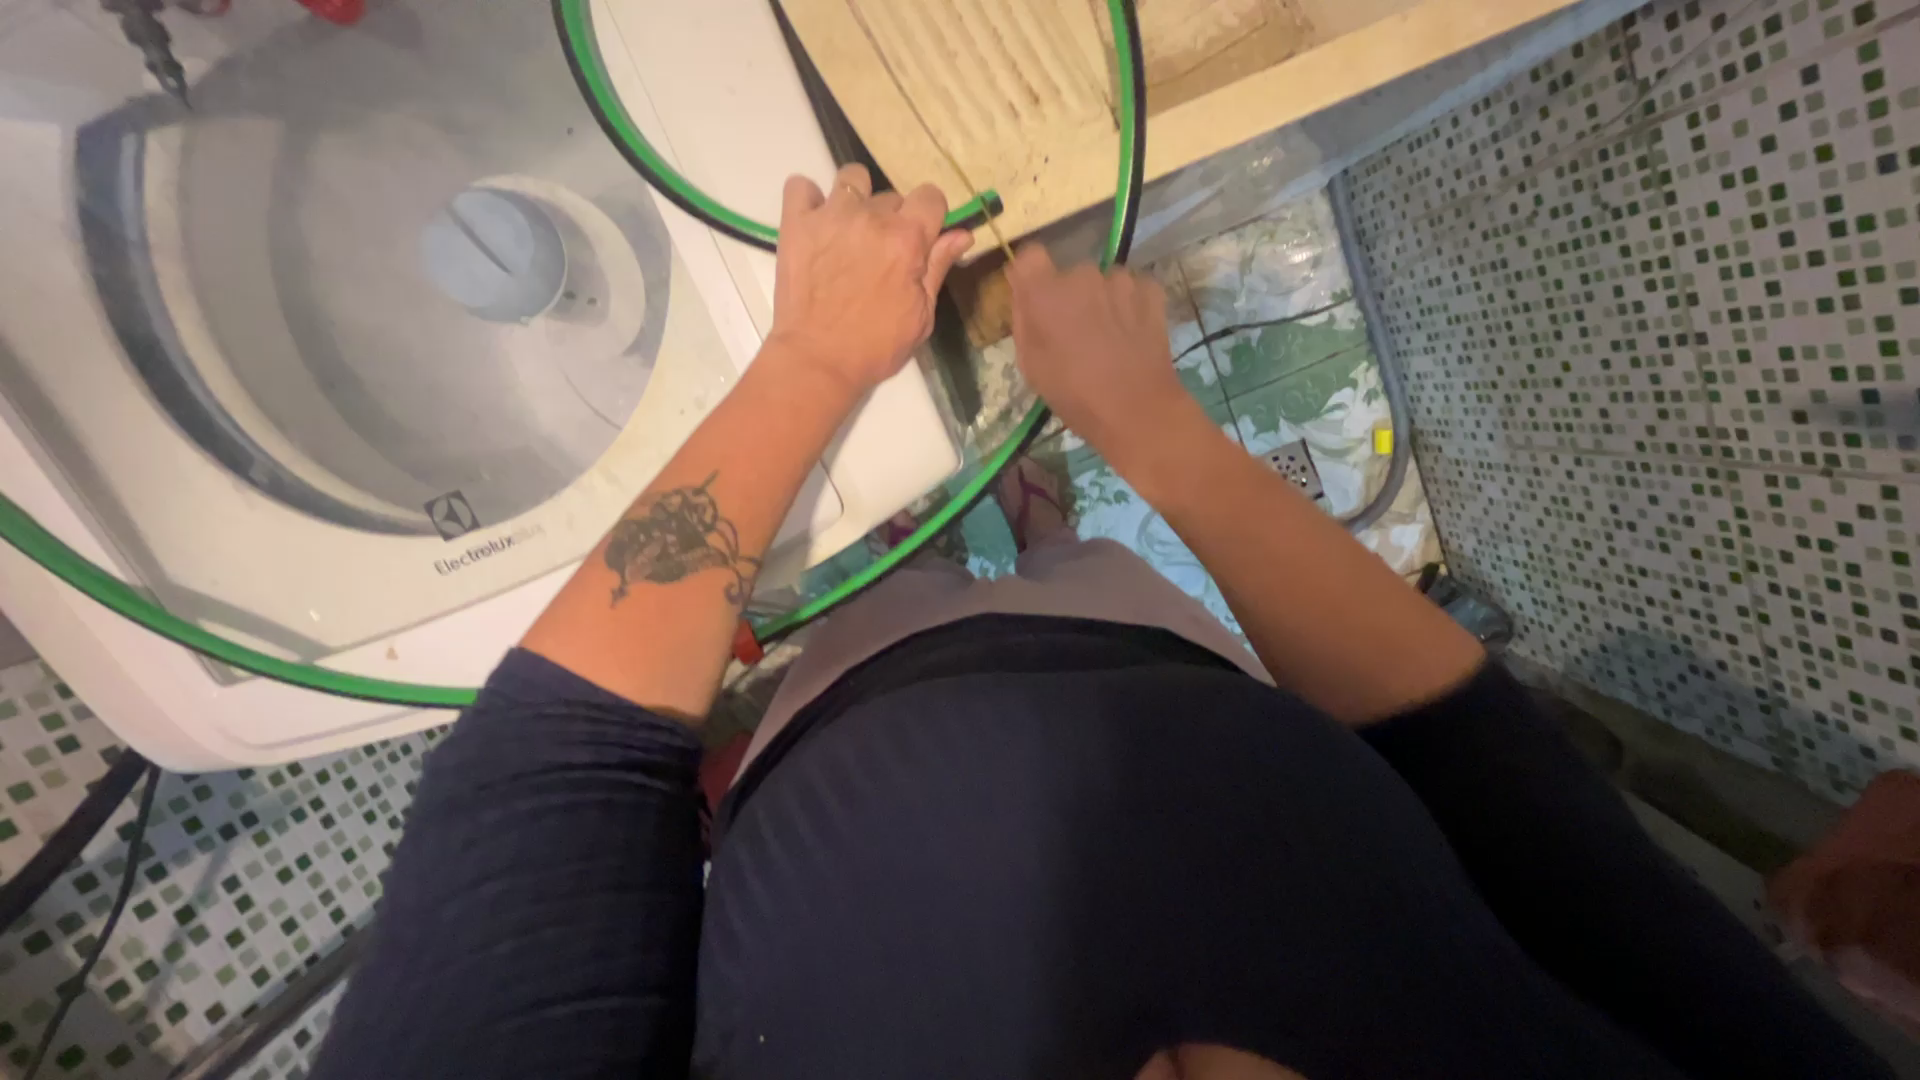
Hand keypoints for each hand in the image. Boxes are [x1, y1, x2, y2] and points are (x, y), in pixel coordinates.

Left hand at [767, 164, 973, 395]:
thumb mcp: (921, 316)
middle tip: (881, 255)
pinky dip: (808, 199)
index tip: (922, 239)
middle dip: (892, 220)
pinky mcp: (796, 223)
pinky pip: (800, 186)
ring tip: (849, 232)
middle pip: (892, 196)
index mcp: (906, 239)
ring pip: (851, 179)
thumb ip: (938, 268)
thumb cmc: (876, 347)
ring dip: (855, 199)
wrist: (818, 360)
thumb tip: (962, 233)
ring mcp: (830, 216)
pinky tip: (815, 224)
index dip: (930, 216)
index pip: (930, 196)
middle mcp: (870, 218)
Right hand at [1009, 245, 1206, 467]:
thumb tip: (1024, 295)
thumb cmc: (1074, 395)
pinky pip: (1131, 290)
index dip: (1031, 275)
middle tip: (1076, 333)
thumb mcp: (1031, 366)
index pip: (1030, 256)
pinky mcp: (1151, 289)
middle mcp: (1082, 274)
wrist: (1137, 410)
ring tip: (1108, 338)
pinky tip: (1130, 336)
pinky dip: (1129, 307)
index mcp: (1045, 293)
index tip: (1034, 298)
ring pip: (1103, 283)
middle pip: (1069, 274)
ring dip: (1101, 301)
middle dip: (1069, 297)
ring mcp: (1120, 280)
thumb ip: (1024, 321)